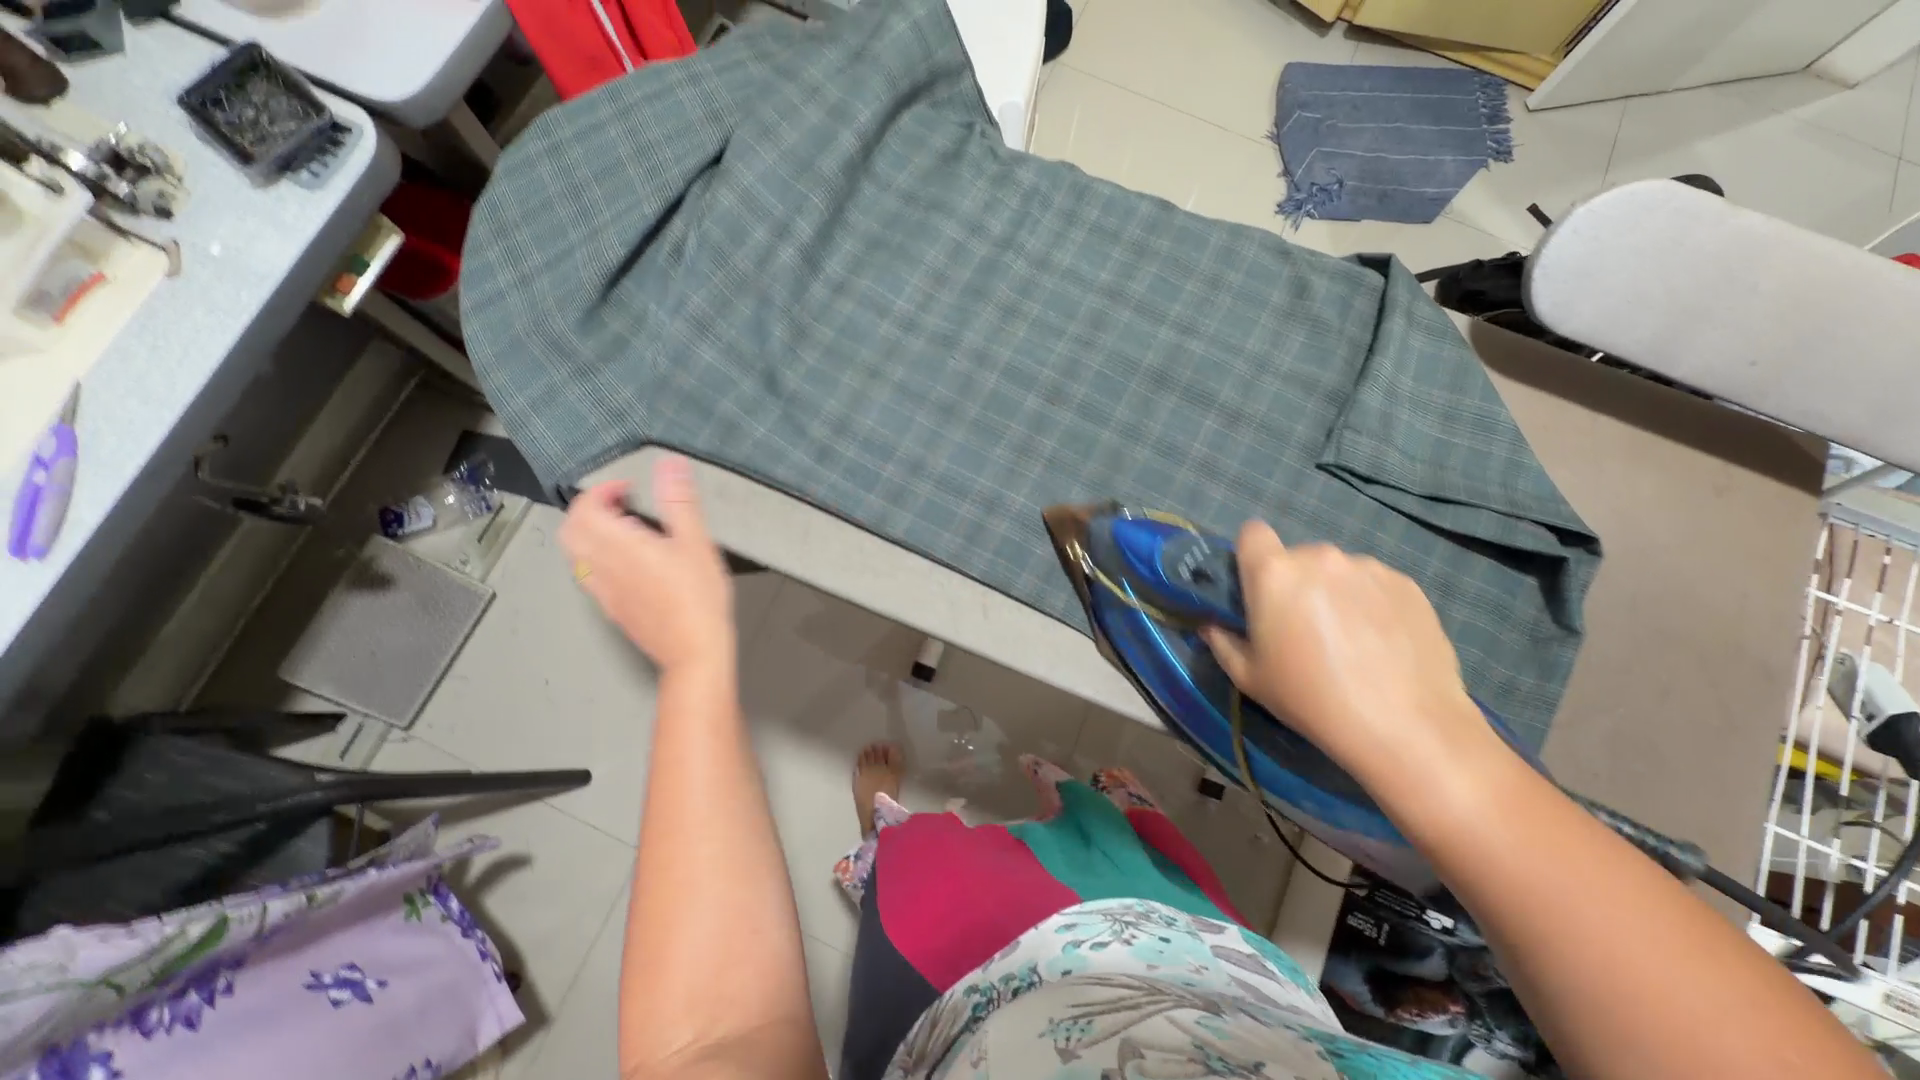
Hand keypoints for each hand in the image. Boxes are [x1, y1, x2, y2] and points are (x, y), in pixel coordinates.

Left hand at [559, 456, 734, 677]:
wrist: (693, 652)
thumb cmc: (699, 601)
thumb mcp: (697, 543)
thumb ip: (679, 501)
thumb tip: (669, 466)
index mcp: (620, 546)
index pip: (586, 509)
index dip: (601, 491)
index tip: (627, 488)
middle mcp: (603, 568)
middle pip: (571, 531)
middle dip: (588, 510)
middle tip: (618, 504)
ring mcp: (604, 592)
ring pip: (575, 556)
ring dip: (589, 534)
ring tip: (622, 530)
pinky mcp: (612, 609)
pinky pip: (589, 578)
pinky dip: (597, 559)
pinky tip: (627, 563)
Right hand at [1200, 521, 1493, 788]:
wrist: (1402, 723)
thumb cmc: (1310, 699)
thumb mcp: (1250, 679)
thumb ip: (1223, 642)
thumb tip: (1213, 625)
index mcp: (1274, 574)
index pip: (1252, 533)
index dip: (1251, 557)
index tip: (1257, 591)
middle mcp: (1321, 557)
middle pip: (1297, 557)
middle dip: (1296, 584)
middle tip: (1303, 629)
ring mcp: (1368, 567)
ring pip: (1339, 572)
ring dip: (1335, 594)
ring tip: (1350, 641)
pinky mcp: (1407, 583)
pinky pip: (1375, 585)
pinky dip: (1371, 605)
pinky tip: (1380, 644)